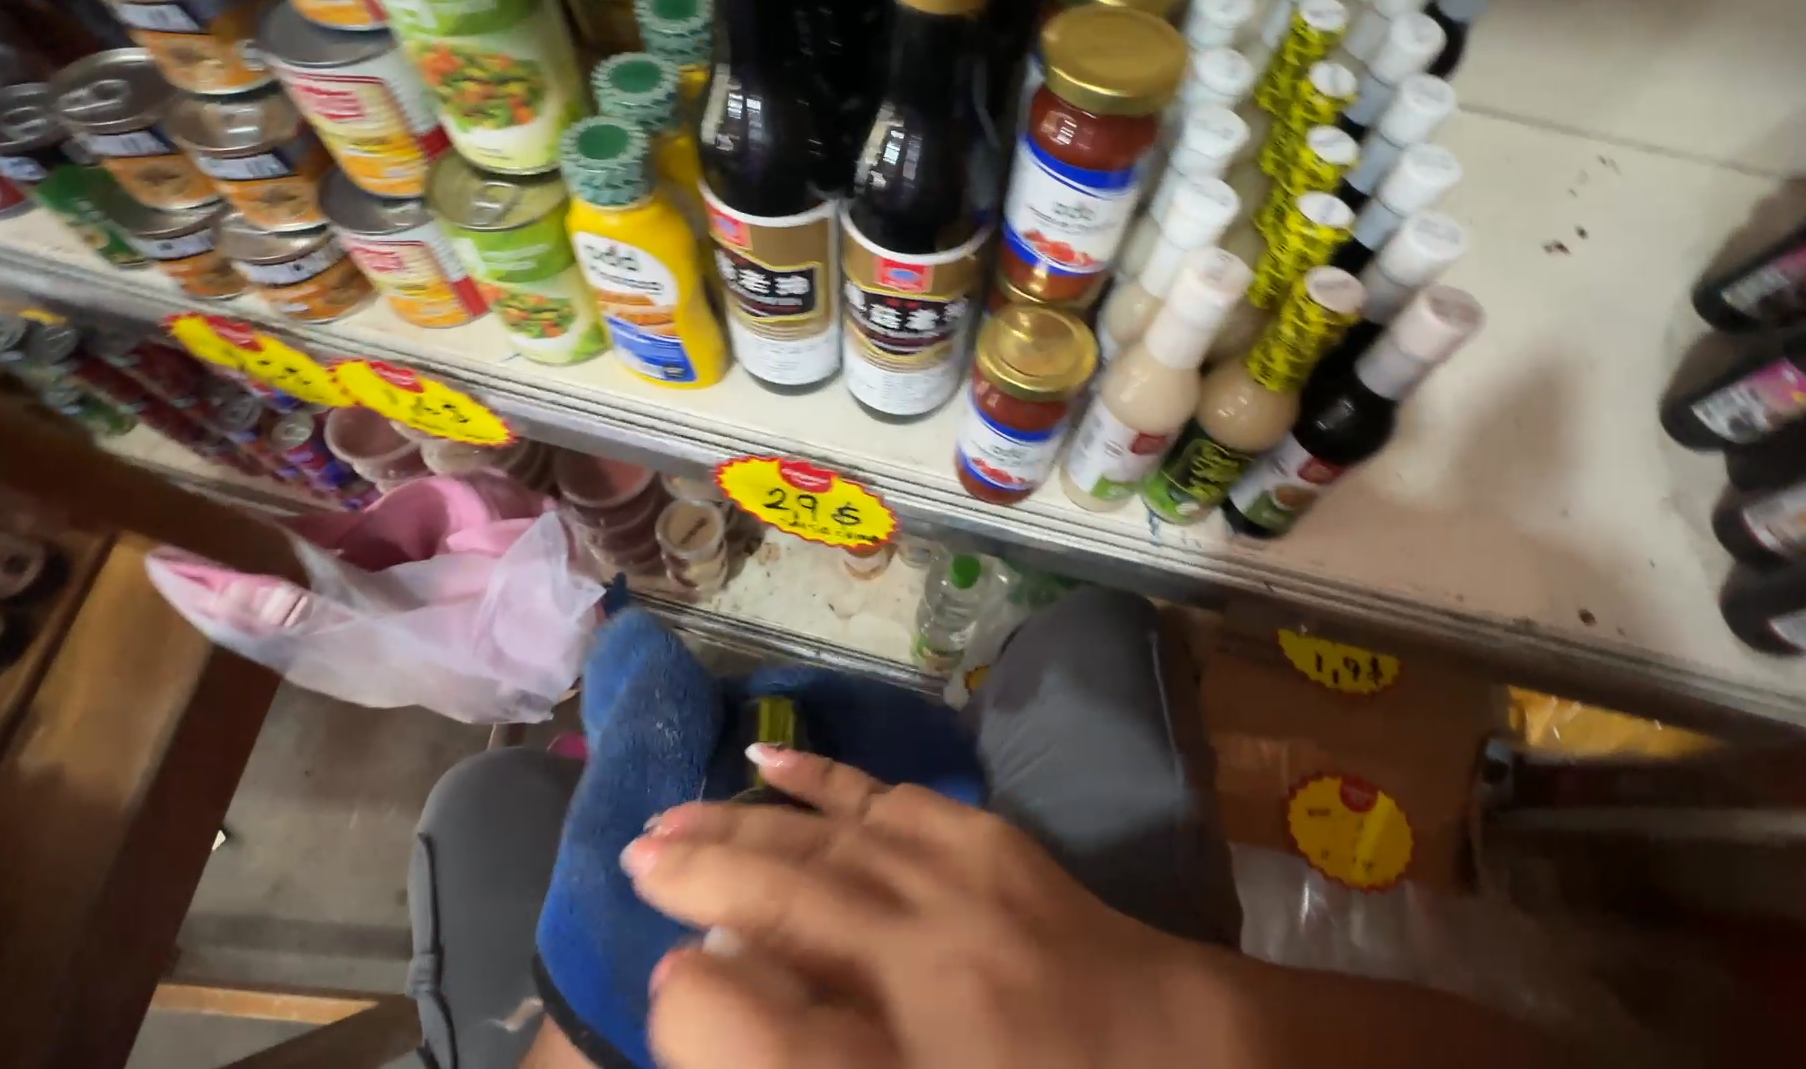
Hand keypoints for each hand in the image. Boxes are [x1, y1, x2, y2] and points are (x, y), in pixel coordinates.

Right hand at [620, 745, 1224, 1068]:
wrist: (1173, 1048)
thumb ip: (805, 1046)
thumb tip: (718, 986)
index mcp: (902, 1035)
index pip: (763, 1011)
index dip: (693, 981)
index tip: (652, 954)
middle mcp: (919, 949)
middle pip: (783, 891)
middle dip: (700, 868)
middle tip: (632, 854)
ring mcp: (957, 877)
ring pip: (824, 834)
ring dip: (745, 820)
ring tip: (678, 812)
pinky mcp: (987, 838)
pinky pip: (886, 798)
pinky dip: (824, 779)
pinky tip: (777, 764)